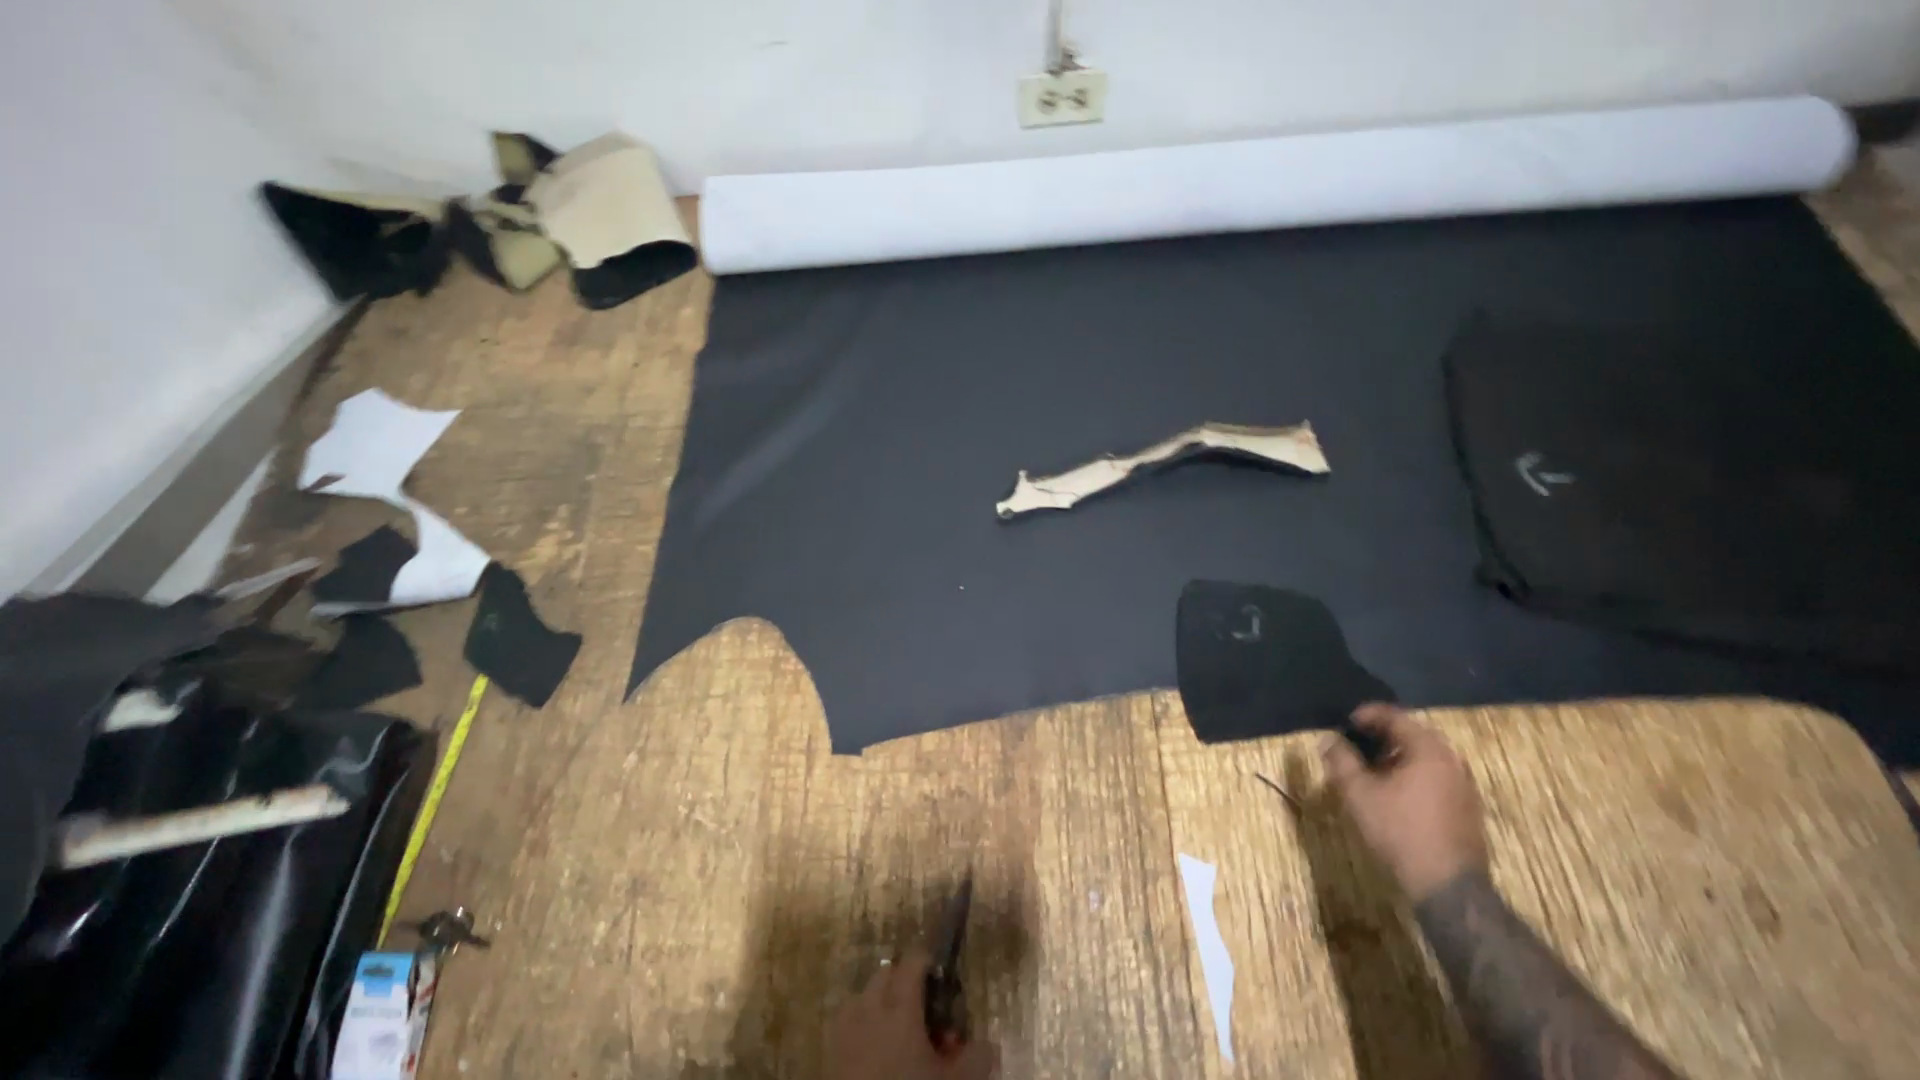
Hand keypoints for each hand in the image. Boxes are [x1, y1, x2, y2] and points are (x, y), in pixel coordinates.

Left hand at [824, 950, 998, 1079]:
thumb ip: (975, 1059)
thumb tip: (987, 1044)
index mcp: (900, 1007)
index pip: (913, 961)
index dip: (928, 961)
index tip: (941, 975)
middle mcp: (869, 1007)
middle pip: (885, 973)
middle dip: (904, 980)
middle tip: (924, 1008)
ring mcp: (845, 1026)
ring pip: (863, 995)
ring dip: (881, 1001)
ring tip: (899, 1029)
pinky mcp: (831, 1048)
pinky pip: (847, 1021)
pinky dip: (862, 1023)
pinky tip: (875, 1048)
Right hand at [1323, 704, 1488, 900]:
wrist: (1447, 884)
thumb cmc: (1400, 831)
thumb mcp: (1359, 794)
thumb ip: (1341, 761)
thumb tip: (1328, 739)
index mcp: (1428, 749)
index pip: (1395, 716)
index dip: (1366, 715)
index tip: (1345, 723)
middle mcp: (1452, 759)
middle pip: (1413, 734)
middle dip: (1382, 737)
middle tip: (1356, 746)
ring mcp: (1465, 783)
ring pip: (1426, 757)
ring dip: (1398, 757)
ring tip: (1372, 770)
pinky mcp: (1468, 806)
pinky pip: (1437, 776)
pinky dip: (1414, 775)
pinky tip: (1396, 794)